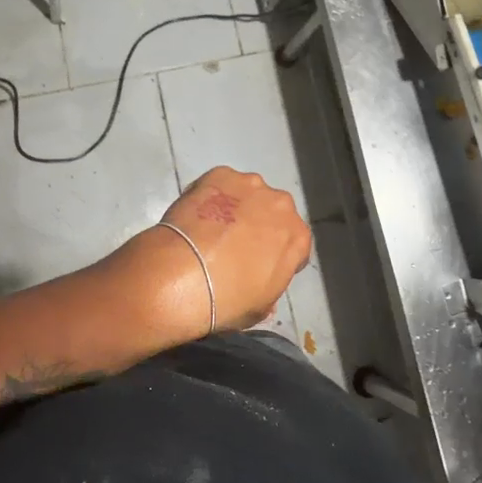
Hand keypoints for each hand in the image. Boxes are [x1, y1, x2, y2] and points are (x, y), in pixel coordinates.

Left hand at [113, 167, 311, 343]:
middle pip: (274, 213)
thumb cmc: (227, 299)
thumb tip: (263, 291)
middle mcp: (281, 204)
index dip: (277, 254)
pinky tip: (197, 214)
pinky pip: (221, 184)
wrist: (184, 274)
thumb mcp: (258, 309)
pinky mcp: (220, 174)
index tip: (260, 264)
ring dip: (237, 207)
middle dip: (260, 225)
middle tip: (235, 245)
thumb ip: (269, 293)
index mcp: (297, 236)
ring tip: (212, 228)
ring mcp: (250, 184)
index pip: (295, 243)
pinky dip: (212, 195)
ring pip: (248, 194)